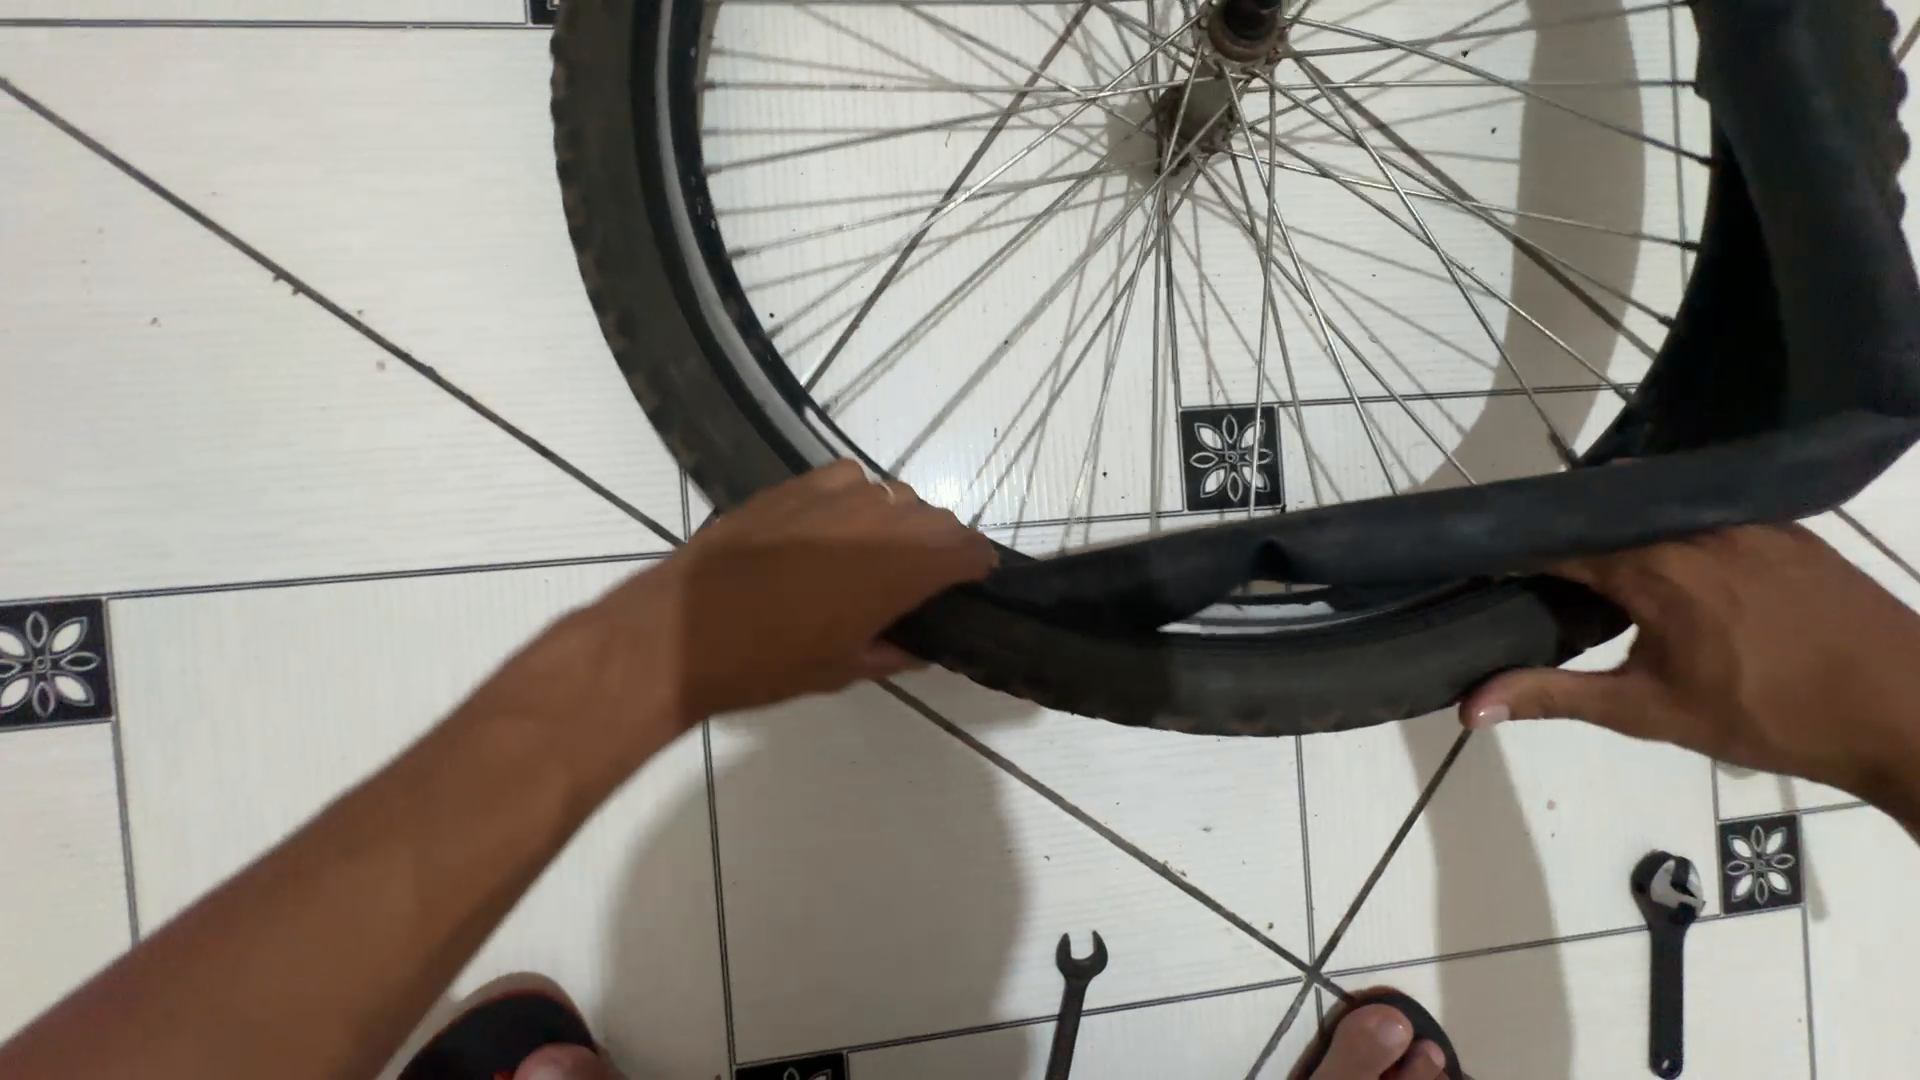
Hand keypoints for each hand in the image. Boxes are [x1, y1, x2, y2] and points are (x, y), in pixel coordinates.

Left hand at [586, 461, 996, 726]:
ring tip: (874, 552)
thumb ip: (893, 651)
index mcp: (900, 568)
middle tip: (922, 578)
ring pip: (892, 495)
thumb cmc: (769, 661)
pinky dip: (856, 499)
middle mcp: (878, 519)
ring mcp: (835, 495)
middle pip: (935, 518)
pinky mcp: (795, 485)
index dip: (975, 564)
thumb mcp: (842, 669)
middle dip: (940, 545)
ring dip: (898, 521)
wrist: (682, 630)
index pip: (965, 548)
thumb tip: (920, 646)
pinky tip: (833, 527)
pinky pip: (848, 479)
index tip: (972, 580)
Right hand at [1461, 524, 1919, 815]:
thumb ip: (1551, 696)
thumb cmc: (1772, 717)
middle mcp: (1697, 529)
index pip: (1556, 543)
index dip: (1514, 556)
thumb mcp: (1648, 711)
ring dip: (1614, 527)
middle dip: (1562, 535)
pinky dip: (1665, 526)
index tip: (1485, 571)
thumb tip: (1469, 709)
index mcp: (1657, 568)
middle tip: (1536, 573)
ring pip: (1651, 503)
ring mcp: (1748, 522)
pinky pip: (1702, 509)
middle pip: (1601, 511)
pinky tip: (1666, 563)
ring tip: (1594, 567)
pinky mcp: (1786, 528)